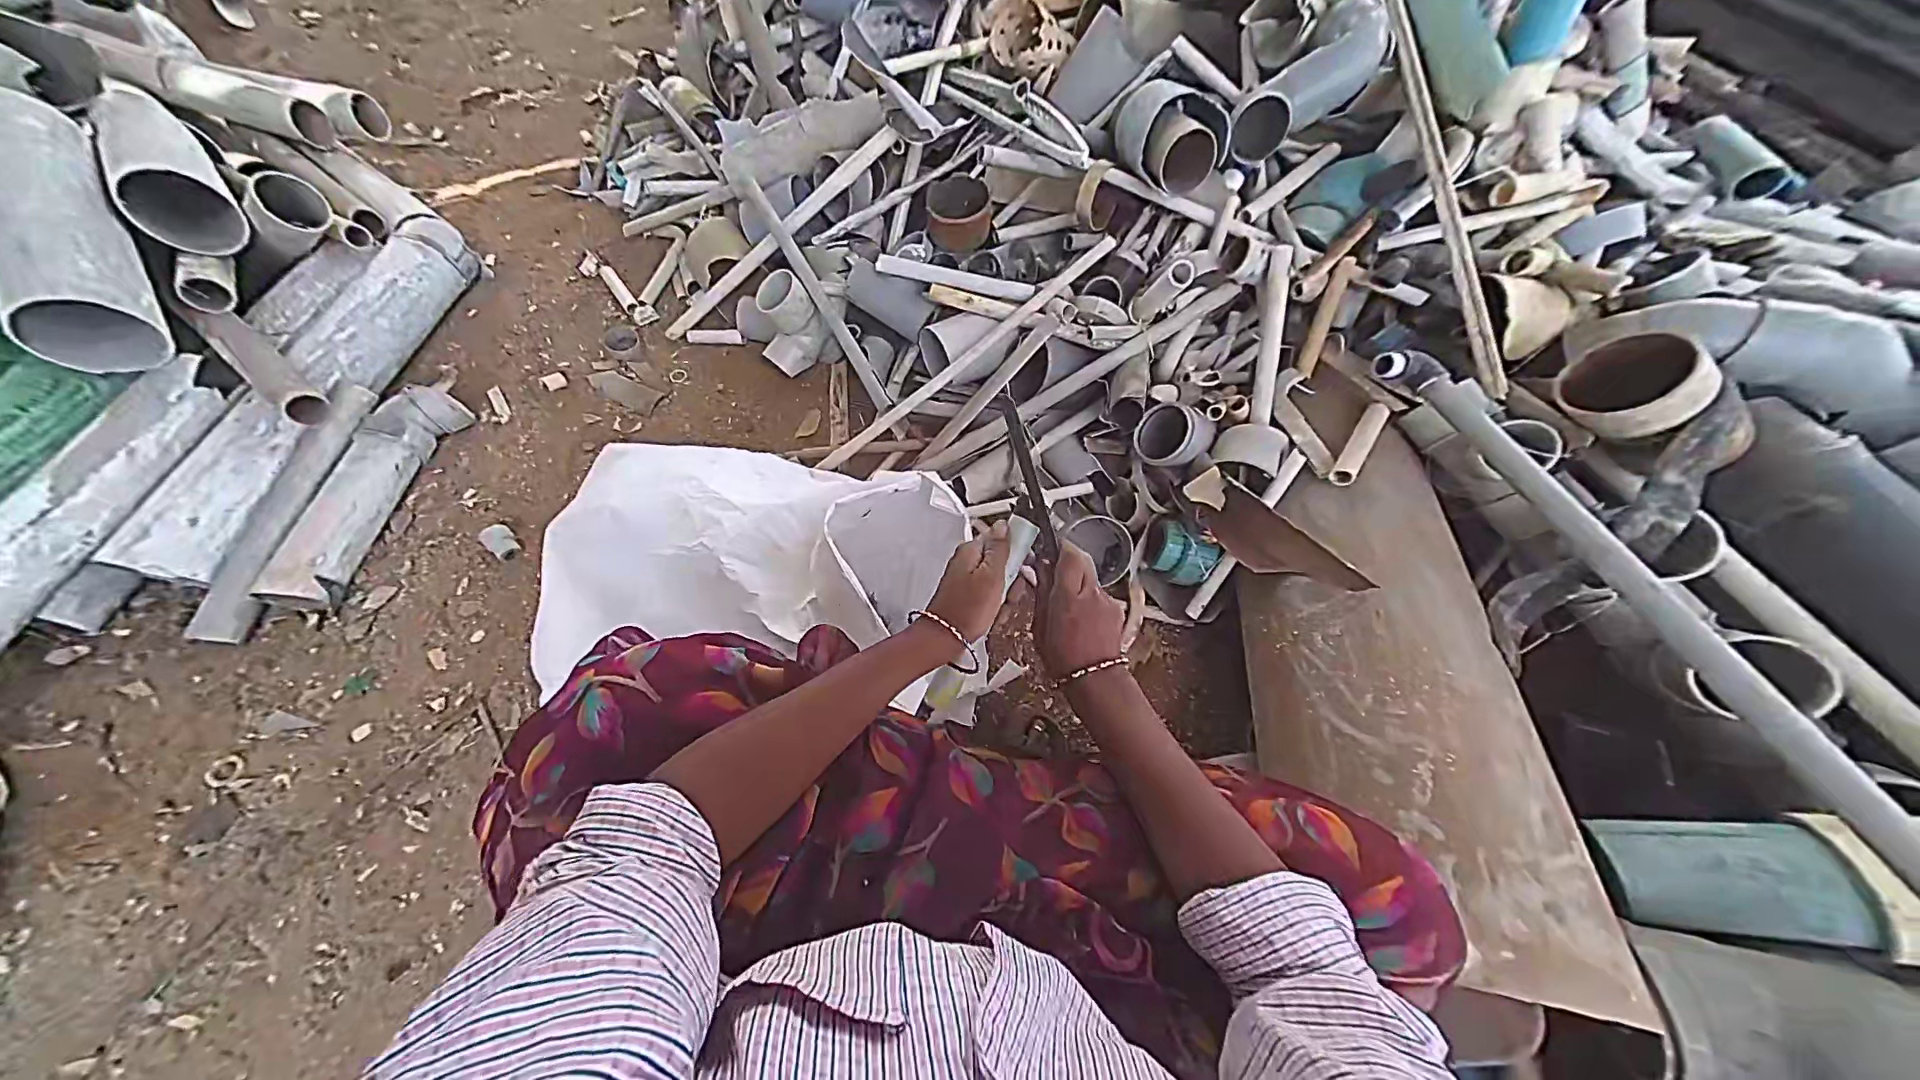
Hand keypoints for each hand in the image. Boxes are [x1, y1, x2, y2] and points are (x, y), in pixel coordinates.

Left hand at [924, 520, 1016, 642]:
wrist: (947, 638)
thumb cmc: (966, 610)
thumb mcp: (991, 575)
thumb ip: (1000, 548)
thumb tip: (1004, 524)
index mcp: (972, 551)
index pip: (1003, 537)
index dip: (1018, 552)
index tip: (1023, 564)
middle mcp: (969, 562)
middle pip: (1004, 562)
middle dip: (1013, 579)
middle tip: (1009, 591)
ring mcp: (970, 579)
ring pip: (1001, 581)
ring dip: (1006, 596)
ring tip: (1000, 607)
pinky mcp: (971, 595)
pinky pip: (993, 596)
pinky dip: (997, 606)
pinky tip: (994, 615)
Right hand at [1035, 540, 1125, 677]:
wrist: (1094, 679)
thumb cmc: (1063, 659)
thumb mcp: (1040, 625)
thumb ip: (1042, 592)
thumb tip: (1039, 568)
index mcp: (1068, 596)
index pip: (1069, 554)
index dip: (1059, 548)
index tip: (1049, 551)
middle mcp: (1091, 593)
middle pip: (1082, 561)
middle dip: (1069, 564)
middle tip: (1055, 577)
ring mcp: (1107, 601)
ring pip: (1092, 578)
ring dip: (1080, 583)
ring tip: (1069, 606)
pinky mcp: (1117, 609)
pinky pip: (1101, 595)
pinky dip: (1091, 600)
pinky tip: (1084, 618)